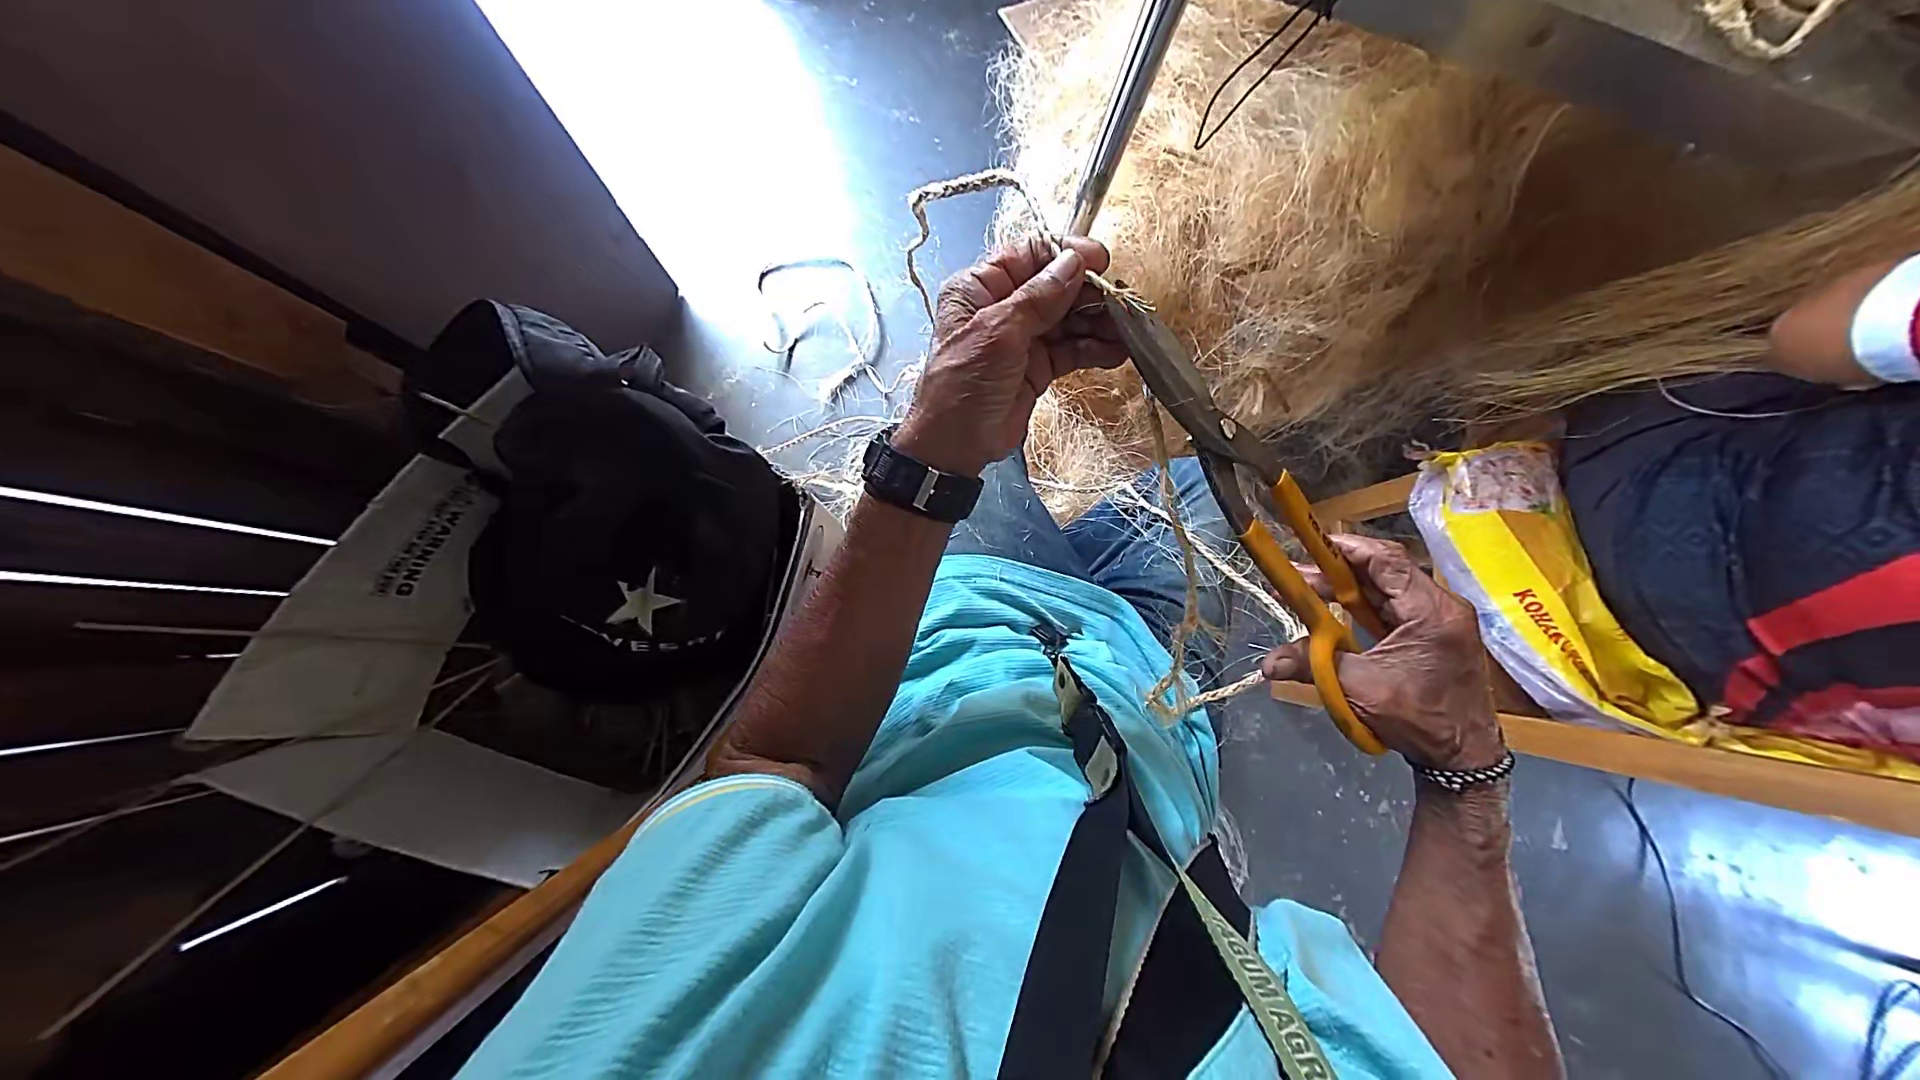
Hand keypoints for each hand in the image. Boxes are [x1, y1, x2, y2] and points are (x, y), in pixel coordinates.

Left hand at [894, 236, 1127, 474]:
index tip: (1101, 261)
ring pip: (1068, 320)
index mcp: (980, 288)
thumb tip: (1074, 261)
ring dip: (1099, 323)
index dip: (1066, 254)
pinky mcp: (1038, 368)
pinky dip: (1094, 350)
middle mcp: (1002, 308)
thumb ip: (1038, 297)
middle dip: (1090, 293)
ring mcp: (1022, 339)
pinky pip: (1071, 350)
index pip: (1029, 255)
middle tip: (1123, 302)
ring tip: (1128, 330)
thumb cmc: (964, 383)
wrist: (956, 445)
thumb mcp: (998, 333)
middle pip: (1056, 288)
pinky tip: (1117, 352)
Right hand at [1260, 535, 1505, 771]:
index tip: (1310, 546)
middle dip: (1337, 571)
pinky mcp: (1435, 633)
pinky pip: (1393, 606)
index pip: (1386, 561)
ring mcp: (1441, 620)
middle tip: (1297, 576)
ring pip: (1387, 588)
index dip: (1346, 549)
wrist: (1463, 758)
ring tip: (1307, 591)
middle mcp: (1442, 607)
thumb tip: (1266, 664)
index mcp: (1431, 613)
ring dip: (1347, 588)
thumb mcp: (1359, 688)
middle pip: (1385, 571)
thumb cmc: (1419, 720)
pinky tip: (1335, 610)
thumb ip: (1311, 664)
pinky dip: (1362, 605)